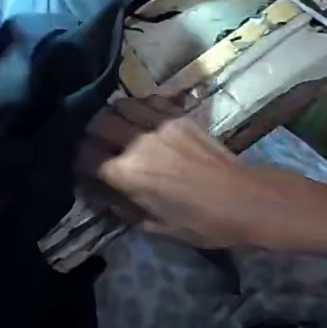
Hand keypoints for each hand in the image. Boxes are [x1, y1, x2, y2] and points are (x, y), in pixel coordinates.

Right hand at [80, 98, 270, 248]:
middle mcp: (137, 142)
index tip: (82, 168)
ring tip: (118, 126)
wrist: (248, 199)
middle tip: (96, 144)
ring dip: (114, 115)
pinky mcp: (178, 115)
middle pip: (98, 123)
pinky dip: (140, 106)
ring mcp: (159, 124)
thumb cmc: (204, 223)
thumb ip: (127, 211)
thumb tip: (108, 199)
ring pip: (120, 105)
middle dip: (91, 134)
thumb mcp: (159, 227)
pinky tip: (143, 118)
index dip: (79, 162)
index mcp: (128, 174)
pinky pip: (148, 100)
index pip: (86, 157)